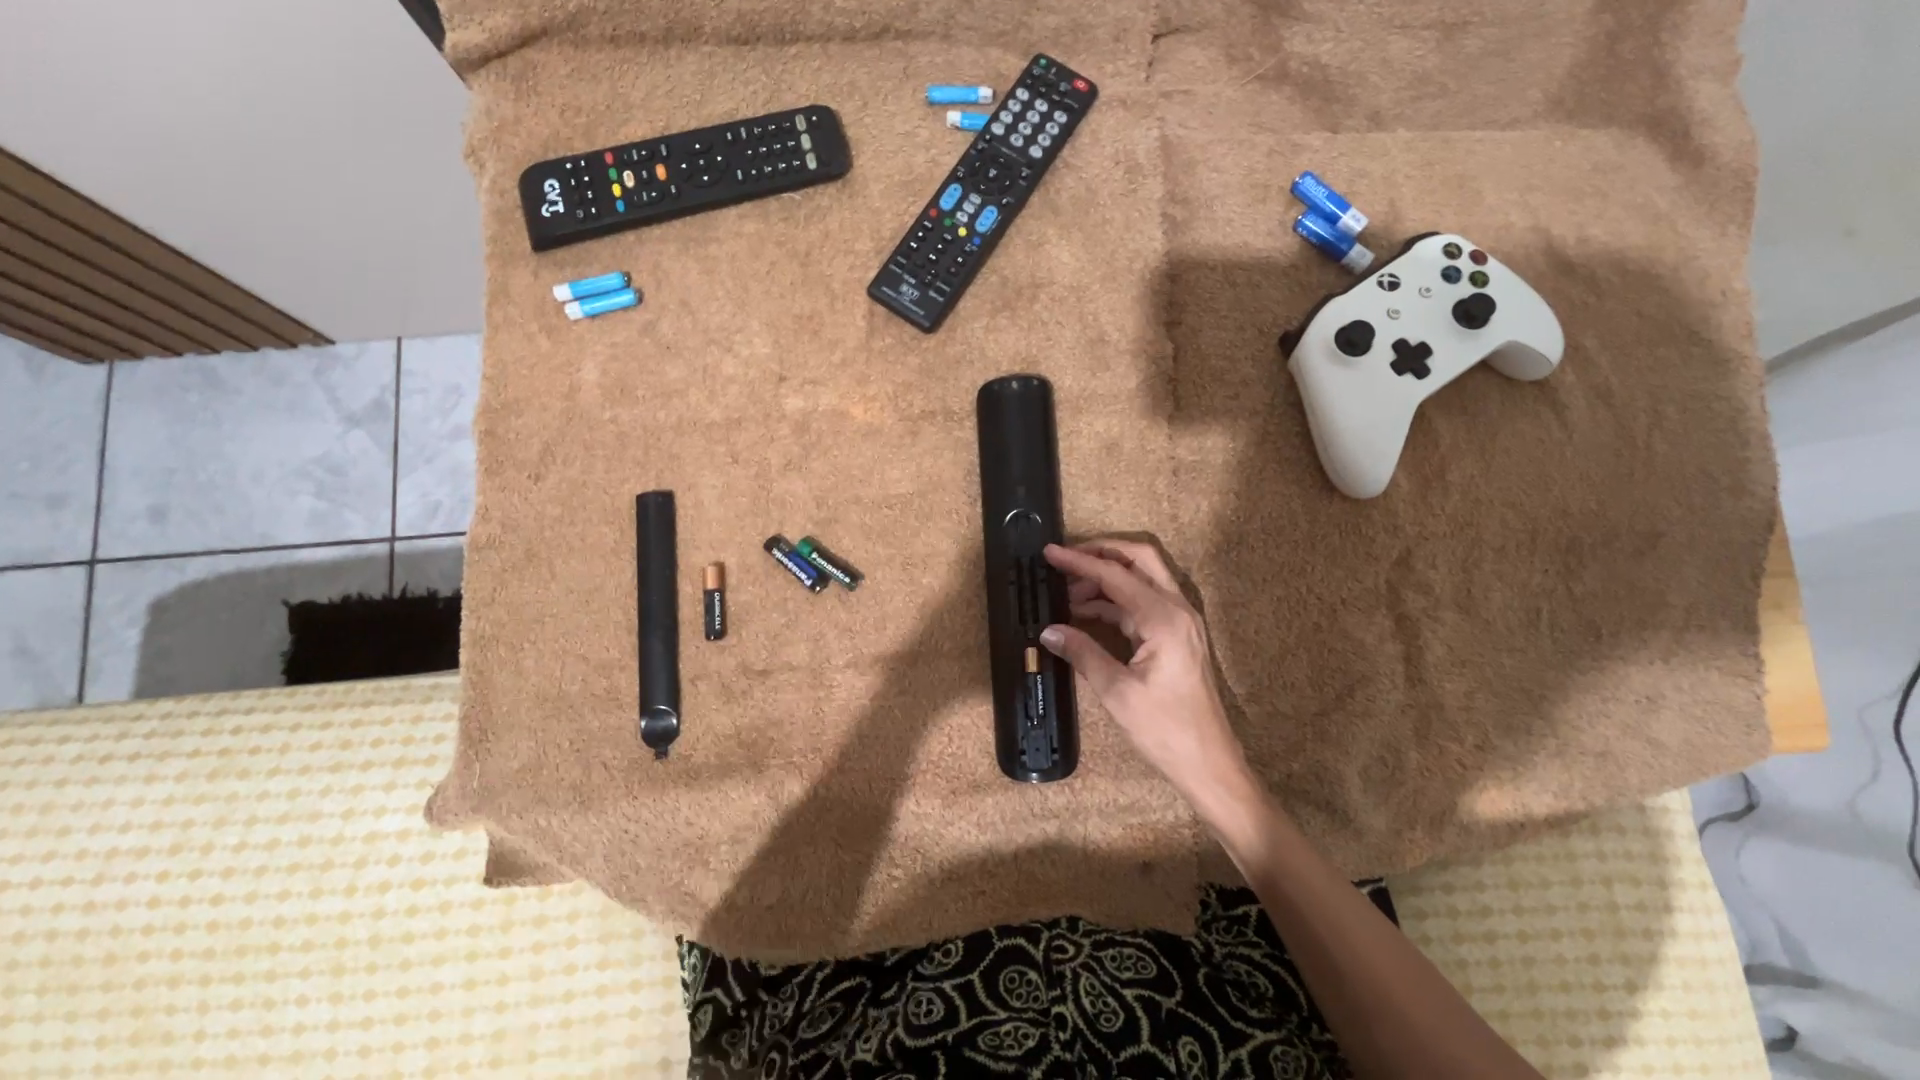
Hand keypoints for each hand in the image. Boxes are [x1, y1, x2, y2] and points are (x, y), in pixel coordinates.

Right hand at [1039, 540, 1252, 804]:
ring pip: (1142, 579)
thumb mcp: (1117, 692)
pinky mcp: (1178, 636)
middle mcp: (1177, 610)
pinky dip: (1116, 600)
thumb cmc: (1166, 730)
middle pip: (1139, 560)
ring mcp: (1181, 622)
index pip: (1115, 575)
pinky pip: (1144, 603)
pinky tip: (1088, 614)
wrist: (1208, 761)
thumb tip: (1049, 631)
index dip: (1079, 561)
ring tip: (1067, 594)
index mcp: (1163, 619)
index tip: (1050, 552)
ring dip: (1106, 578)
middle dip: (1101, 553)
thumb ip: (1082, 654)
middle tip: (1064, 560)